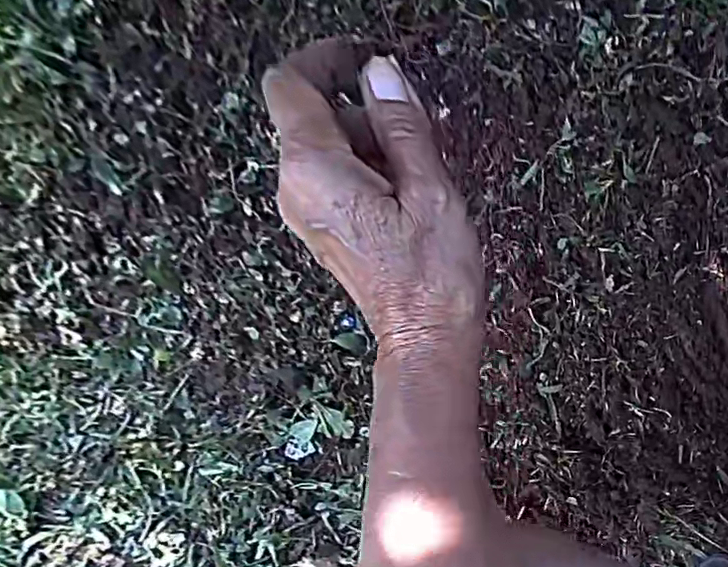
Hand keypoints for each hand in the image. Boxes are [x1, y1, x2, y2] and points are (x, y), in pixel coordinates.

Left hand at [262, 42, 483, 362]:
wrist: (429, 345)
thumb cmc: (433, 284)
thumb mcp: (431, 194)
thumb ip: (403, 126)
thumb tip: (384, 76)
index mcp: (315, 170)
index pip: (293, 83)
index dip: (328, 61)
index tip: (365, 61)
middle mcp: (298, 190)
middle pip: (317, 119)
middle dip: (368, 114)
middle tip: (423, 126)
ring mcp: (310, 217)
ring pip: (331, 153)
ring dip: (377, 148)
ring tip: (429, 168)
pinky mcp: (329, 236)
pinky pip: (340, 185)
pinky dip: (372, 176)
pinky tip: (413, 193)